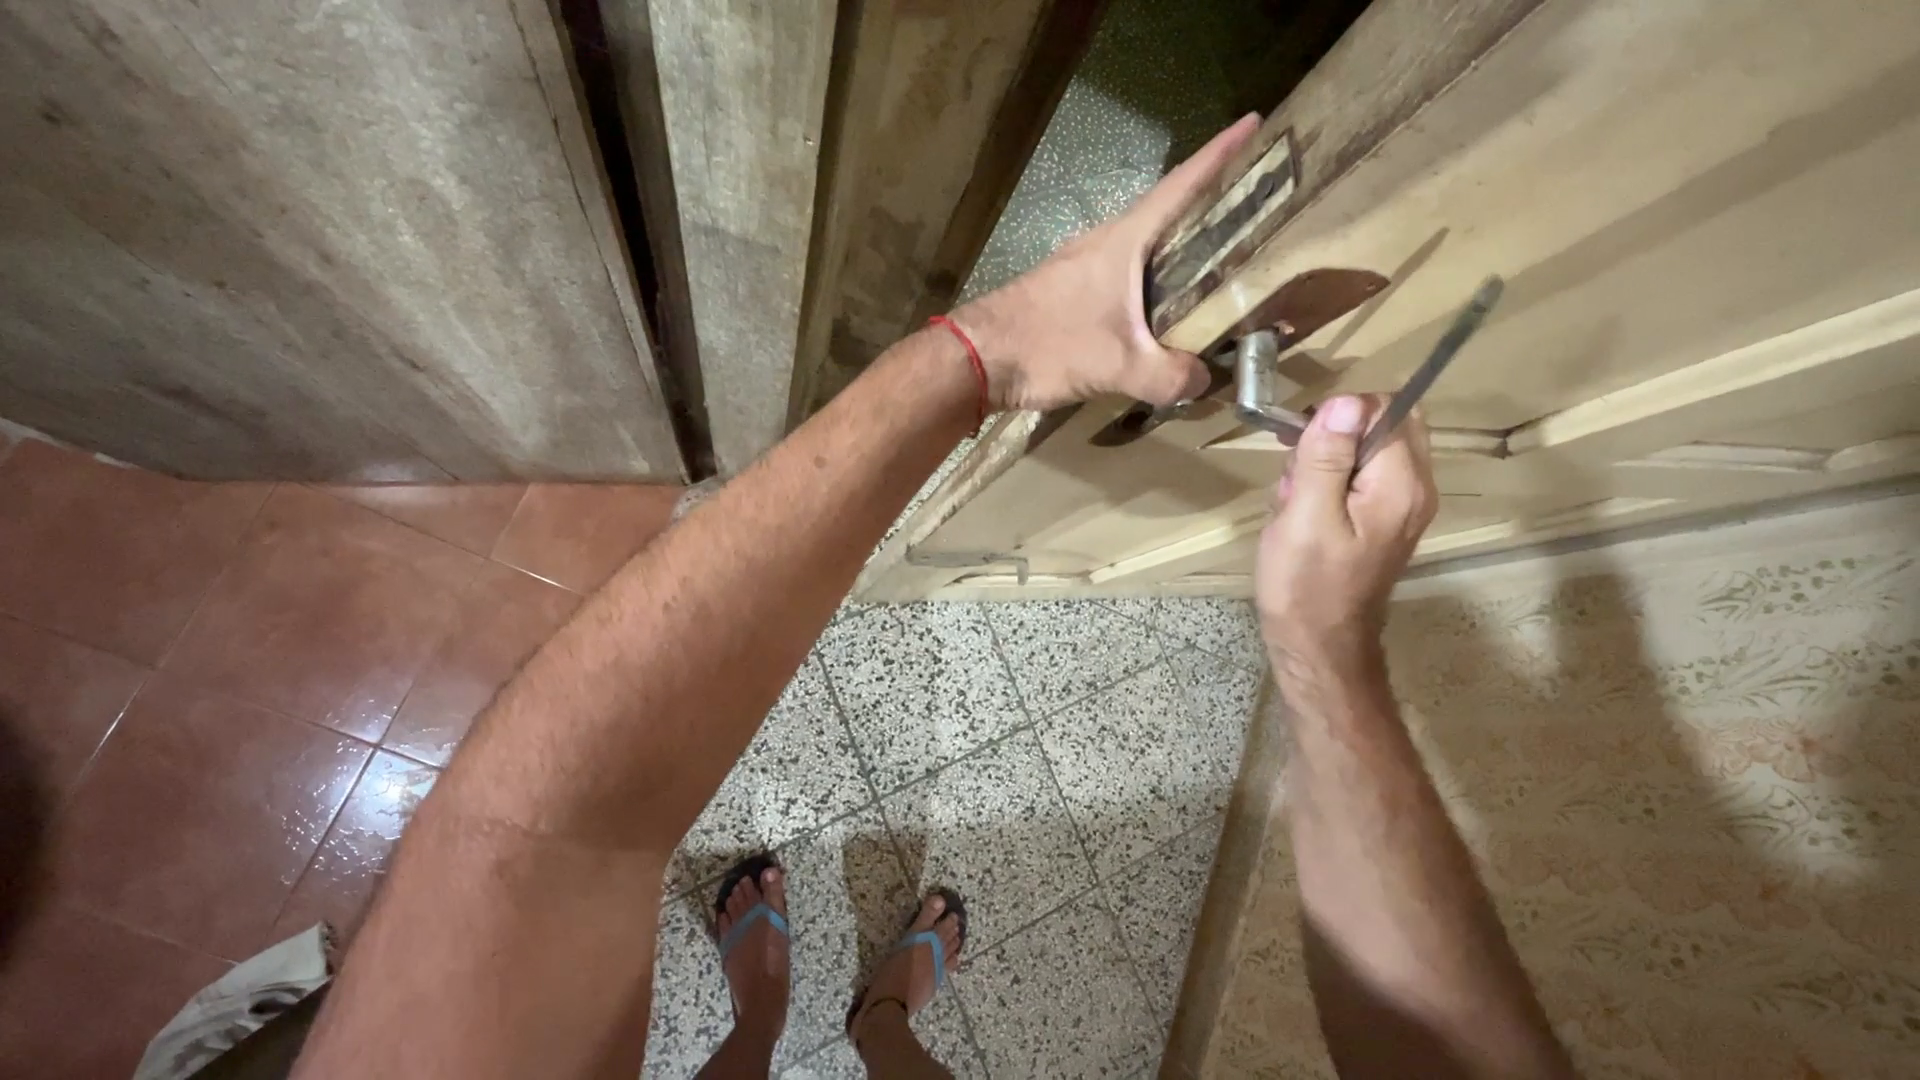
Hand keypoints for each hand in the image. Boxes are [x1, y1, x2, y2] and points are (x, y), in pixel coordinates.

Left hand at [949, 114, 1259, 412]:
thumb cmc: (1048, 345)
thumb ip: (1169, 375)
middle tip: (1258, 207)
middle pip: (1170, 213)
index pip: (1183, 184)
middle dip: (1213, 205)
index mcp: (1126, 239)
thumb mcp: (1118, 365)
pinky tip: (1165, 309)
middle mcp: (1107, 242)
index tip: (1257, 124)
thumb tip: (1203, 381)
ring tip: (1221, 263)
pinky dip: (1154, 283)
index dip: (1222, 155)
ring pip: (1147, 247)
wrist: (978, 359)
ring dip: (1181, 249)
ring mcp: (1085, 266)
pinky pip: (1127, 277)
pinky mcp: (1072, 293)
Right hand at [1256, 394, 1437, 683]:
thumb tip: (1345, 401)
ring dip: (1325, 462)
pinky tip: (1305, 513)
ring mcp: (1404, 505)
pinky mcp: (1386, 520)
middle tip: (1299, 475)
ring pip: (1369, 449)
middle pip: (1384, 424)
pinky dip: (1330, 484)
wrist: (1317, 645)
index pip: (1383, 408)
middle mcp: (1416, 488)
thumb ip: (1326, 457)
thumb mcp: (1304, 516)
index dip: (1338, 415)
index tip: (1302, 447)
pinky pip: (1363, 477)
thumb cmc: (1305, 584)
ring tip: (1296, 501)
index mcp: (1400, 483)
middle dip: (1333, 437)